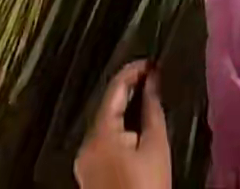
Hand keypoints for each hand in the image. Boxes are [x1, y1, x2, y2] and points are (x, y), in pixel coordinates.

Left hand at [74, 60, 170, 188]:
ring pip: (105, 124)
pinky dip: (118, 131)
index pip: (114, 88)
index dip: (133, 71)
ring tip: (147, 98)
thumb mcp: (156, 147)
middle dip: (129, 91)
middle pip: (107, 106)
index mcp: (99, 133)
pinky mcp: (87, 175)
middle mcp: (85, 143)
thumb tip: (153, 78)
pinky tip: (134, 129)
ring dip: (124, 111)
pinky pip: (102, 142)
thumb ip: (152, 108)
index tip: (152, 64)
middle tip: (152, 79)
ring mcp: (83, 161)